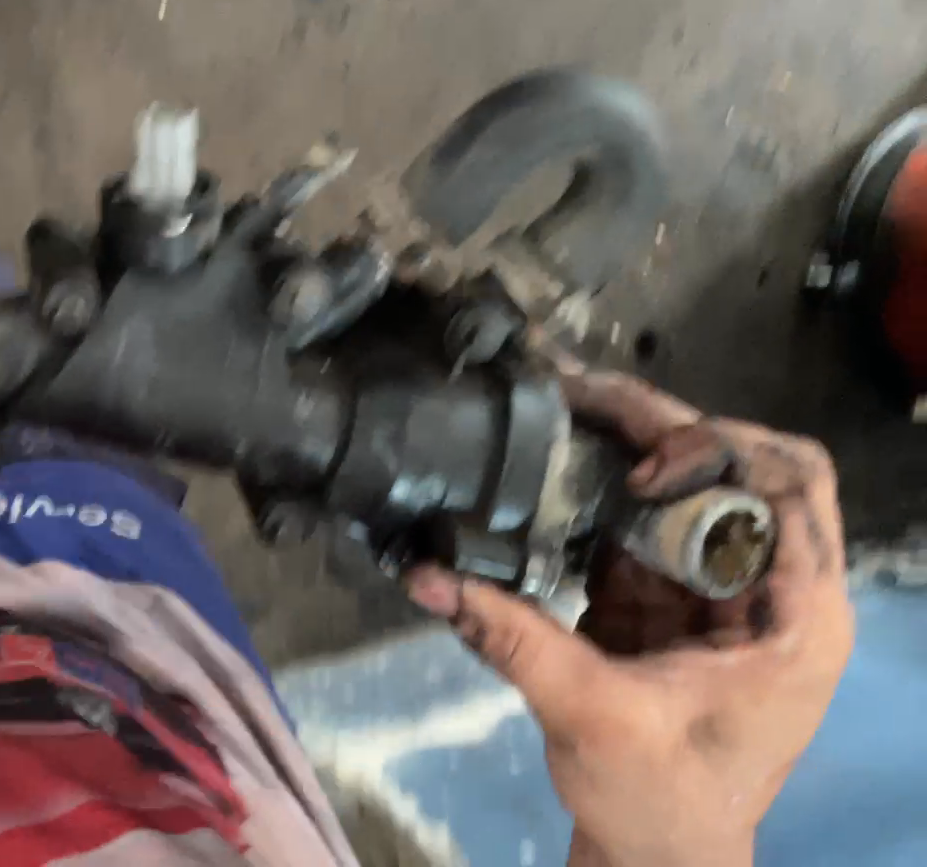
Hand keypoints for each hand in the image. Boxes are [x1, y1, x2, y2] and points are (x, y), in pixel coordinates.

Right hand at [406, 372, 853, 866]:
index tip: (632, 474)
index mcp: (792, 613)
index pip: (788, 487)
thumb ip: (509, 639)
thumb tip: (424, 575)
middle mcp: (760, 582)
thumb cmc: (660, 795)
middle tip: (567, 394)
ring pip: (684, 476)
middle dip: (658, 421)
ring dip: (619, 437)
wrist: (655, 843)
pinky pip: (629, 511)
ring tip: (544, 406)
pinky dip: (585, 479)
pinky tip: (534, 463)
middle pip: (737, 463)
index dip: (714, 456)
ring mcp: (704, 580)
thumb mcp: (591, 716)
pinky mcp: (651, 585)